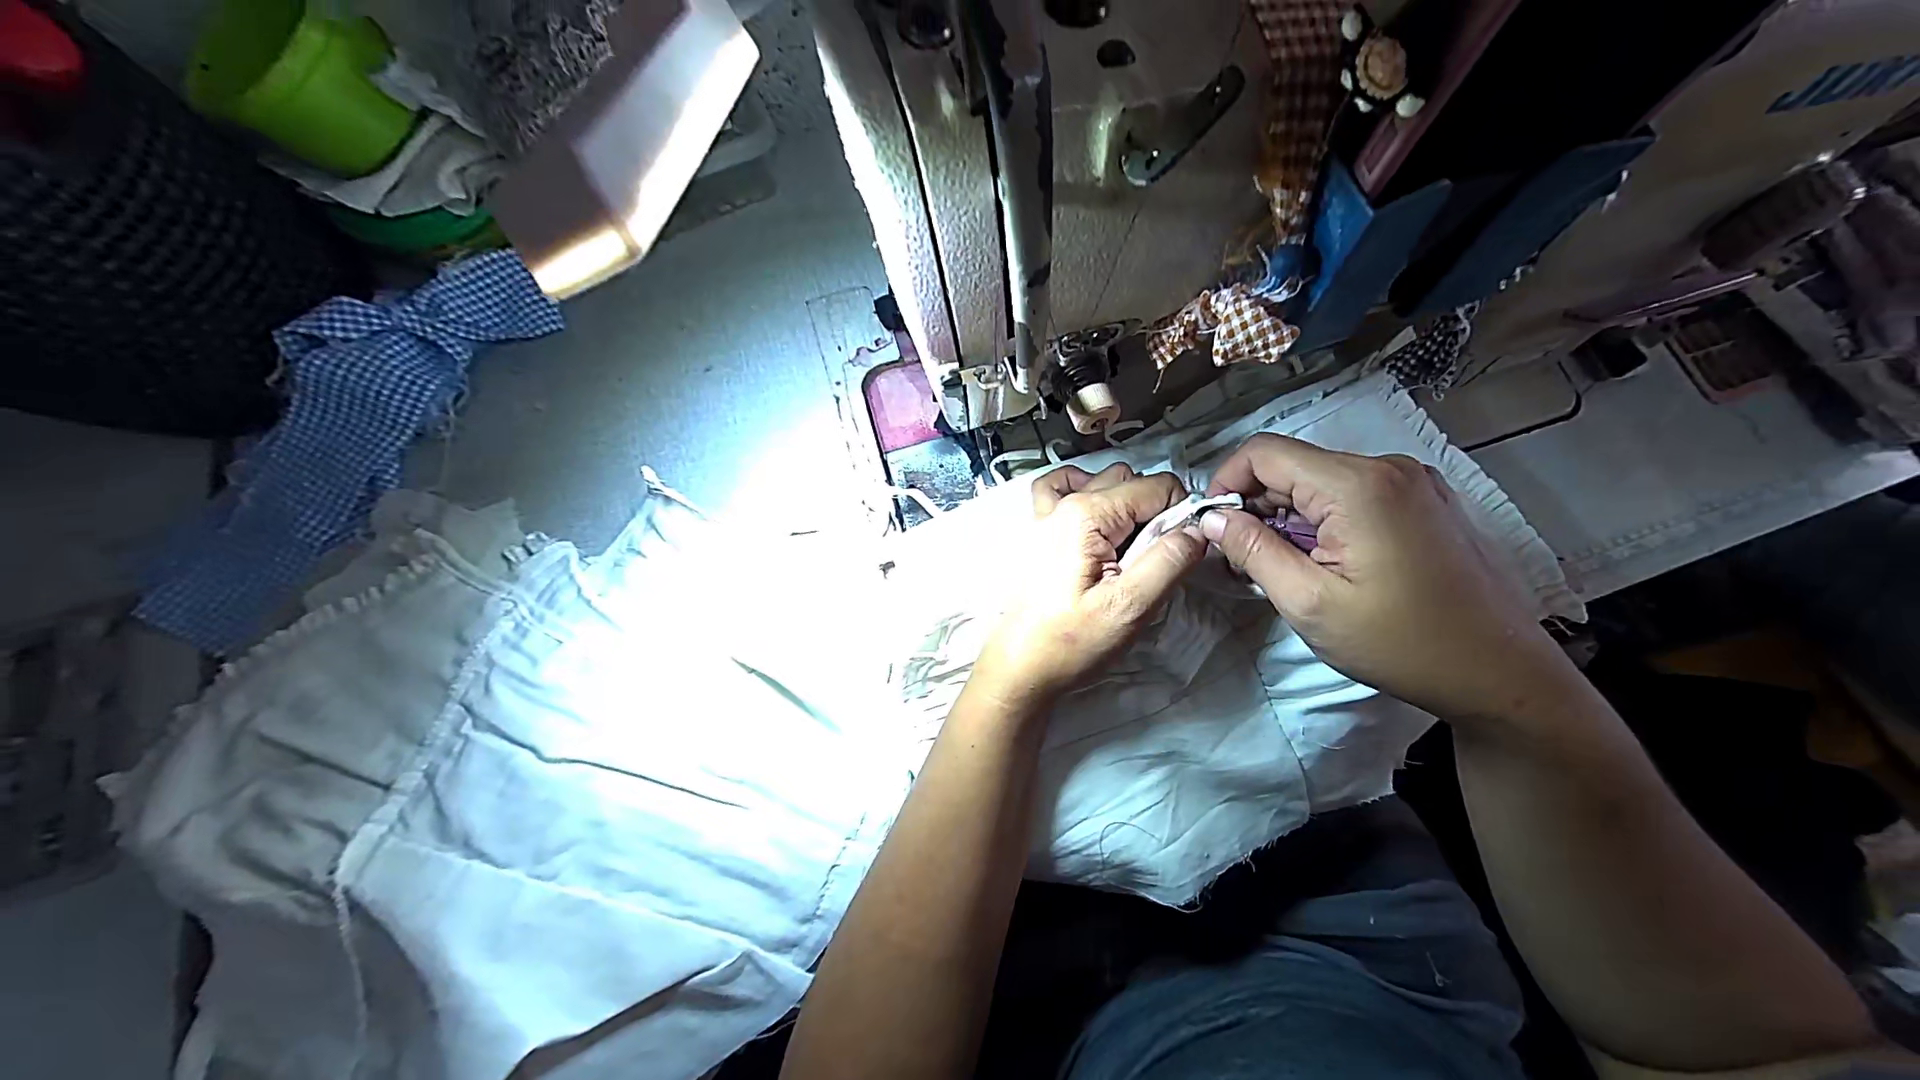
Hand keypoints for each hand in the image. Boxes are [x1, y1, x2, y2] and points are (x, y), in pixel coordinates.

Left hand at [971, 463, 1208, 707]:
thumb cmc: (1071, 641)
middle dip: (1155, 512)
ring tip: (1125, 551)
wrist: (1020, 666)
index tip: (1177, 553)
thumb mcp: (1131, 607)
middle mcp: (1064, 502)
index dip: (1180, 516)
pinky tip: (1096, 520)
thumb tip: (1197, 530)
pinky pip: (1060, 487)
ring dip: (1125, 505)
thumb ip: (1169, 561)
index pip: (1159, 487)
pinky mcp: (1038, 529)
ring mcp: (1046, 513)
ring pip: (1103, 482)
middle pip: (1133, 483)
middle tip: (1151, 561)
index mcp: (1088, 514)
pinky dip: (1084, 491)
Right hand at [1202, 434, 1574, 722]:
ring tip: (1280, 567)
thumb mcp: (1308, 601)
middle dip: (1255, 505)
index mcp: (1358, 484)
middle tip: (1242, 558)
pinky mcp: (1424, 502)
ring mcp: (1412, 483)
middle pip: (1293, 465)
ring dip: (1286, 516)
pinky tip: (1320, 562)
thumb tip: (1212, 518)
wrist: (1501, 675)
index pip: (1264, 452)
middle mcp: (1388, 468)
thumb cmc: (1400, 642)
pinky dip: (1320, 520)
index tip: (1214, 527)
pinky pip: (1351, 495)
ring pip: (1319, 481)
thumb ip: (1252, 550)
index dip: (1226, 482)